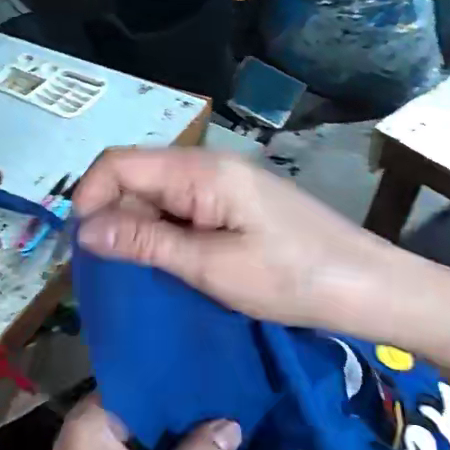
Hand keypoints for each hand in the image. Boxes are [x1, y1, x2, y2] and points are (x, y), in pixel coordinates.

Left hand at [0, 394, 240, 449]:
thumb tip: (235, 422)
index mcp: (95, 416)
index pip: (148, 379)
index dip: (188, 376)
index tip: (229, 370)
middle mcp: (93, 422)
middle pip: (151, 401)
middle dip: (191, 403)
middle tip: (241, 394)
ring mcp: (97, 448)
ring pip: (150, 427)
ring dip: (183, 429)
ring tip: (234, 414)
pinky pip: (144, 448)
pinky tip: (204, 449)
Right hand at [72, 147, 410, 334]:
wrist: (367, 286)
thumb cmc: (291, 279)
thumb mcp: (212, 266)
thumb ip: (146, 241)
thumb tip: (84, 229)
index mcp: (202, 170)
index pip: (120, 162)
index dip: (90, 197)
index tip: (82, 248)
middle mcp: (210, 165)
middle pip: (137, 175)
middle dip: (112, 215)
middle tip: (108, 271)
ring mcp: (226, 184)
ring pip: (159, 194)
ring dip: (138, 227)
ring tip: (136, 273)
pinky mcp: (238, 203)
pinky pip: (185, 208)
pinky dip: (166, 233)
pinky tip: (169, 265)